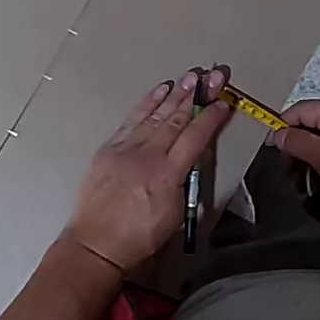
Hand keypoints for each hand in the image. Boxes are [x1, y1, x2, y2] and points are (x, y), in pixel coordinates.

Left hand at [61, 67, 231, 275]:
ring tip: (189, 77)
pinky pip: (132, 120)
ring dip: (175, 94)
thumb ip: (184, 183)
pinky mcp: (110, 149)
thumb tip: (189, 162)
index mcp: (168, 175)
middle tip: (211, 75)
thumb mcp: (174, 215)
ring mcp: (126, 149)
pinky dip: (147, 104)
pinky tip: (160, 91)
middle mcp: (148, 156)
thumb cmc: (138, 238)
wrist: (96, 244)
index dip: (211, 118)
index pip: (196, 138)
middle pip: (177, 119)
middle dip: (196, 95)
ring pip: (155, 115)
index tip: (223, 102)